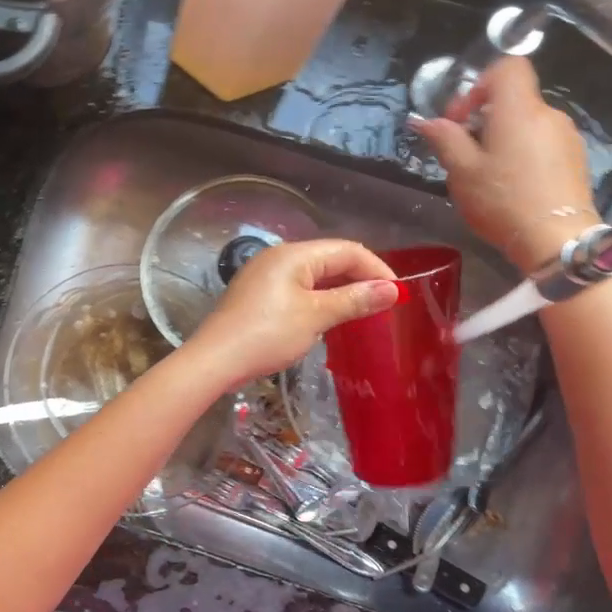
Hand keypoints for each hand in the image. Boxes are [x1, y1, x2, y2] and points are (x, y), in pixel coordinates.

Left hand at [183, 239, 398, 383]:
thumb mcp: (316, 316)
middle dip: (359, 279)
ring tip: (361, 313)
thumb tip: (393, 289)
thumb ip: (354, 300)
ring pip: (313, 276)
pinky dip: (317, 300)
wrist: (214, 361)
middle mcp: (277, 258)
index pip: (347, 250)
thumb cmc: (267, 335)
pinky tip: (327, 319)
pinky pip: (296, 290)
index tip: (398, 294)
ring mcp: (263, 277)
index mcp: (293, 254)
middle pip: (330, 259)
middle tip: (382, 305)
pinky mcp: (255, 297)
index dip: (377, 268)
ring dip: (339, 291)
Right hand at [412, 57, 601, 273]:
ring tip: (487, 175)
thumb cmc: (501, 200)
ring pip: (527, 123)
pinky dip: (523, 153)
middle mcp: (547, 113)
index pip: (508, 67)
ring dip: (503, 138)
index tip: (461, 117)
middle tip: (464, 154)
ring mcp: (565, 134)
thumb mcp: (462, 172)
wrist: (554, 235)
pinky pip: (542, 142)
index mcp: (518, 110)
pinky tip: (512, 185)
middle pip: (514, 99)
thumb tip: (427, 121)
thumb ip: (445, 139)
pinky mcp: (574, 155)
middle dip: (485, 119)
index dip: (480, 83)